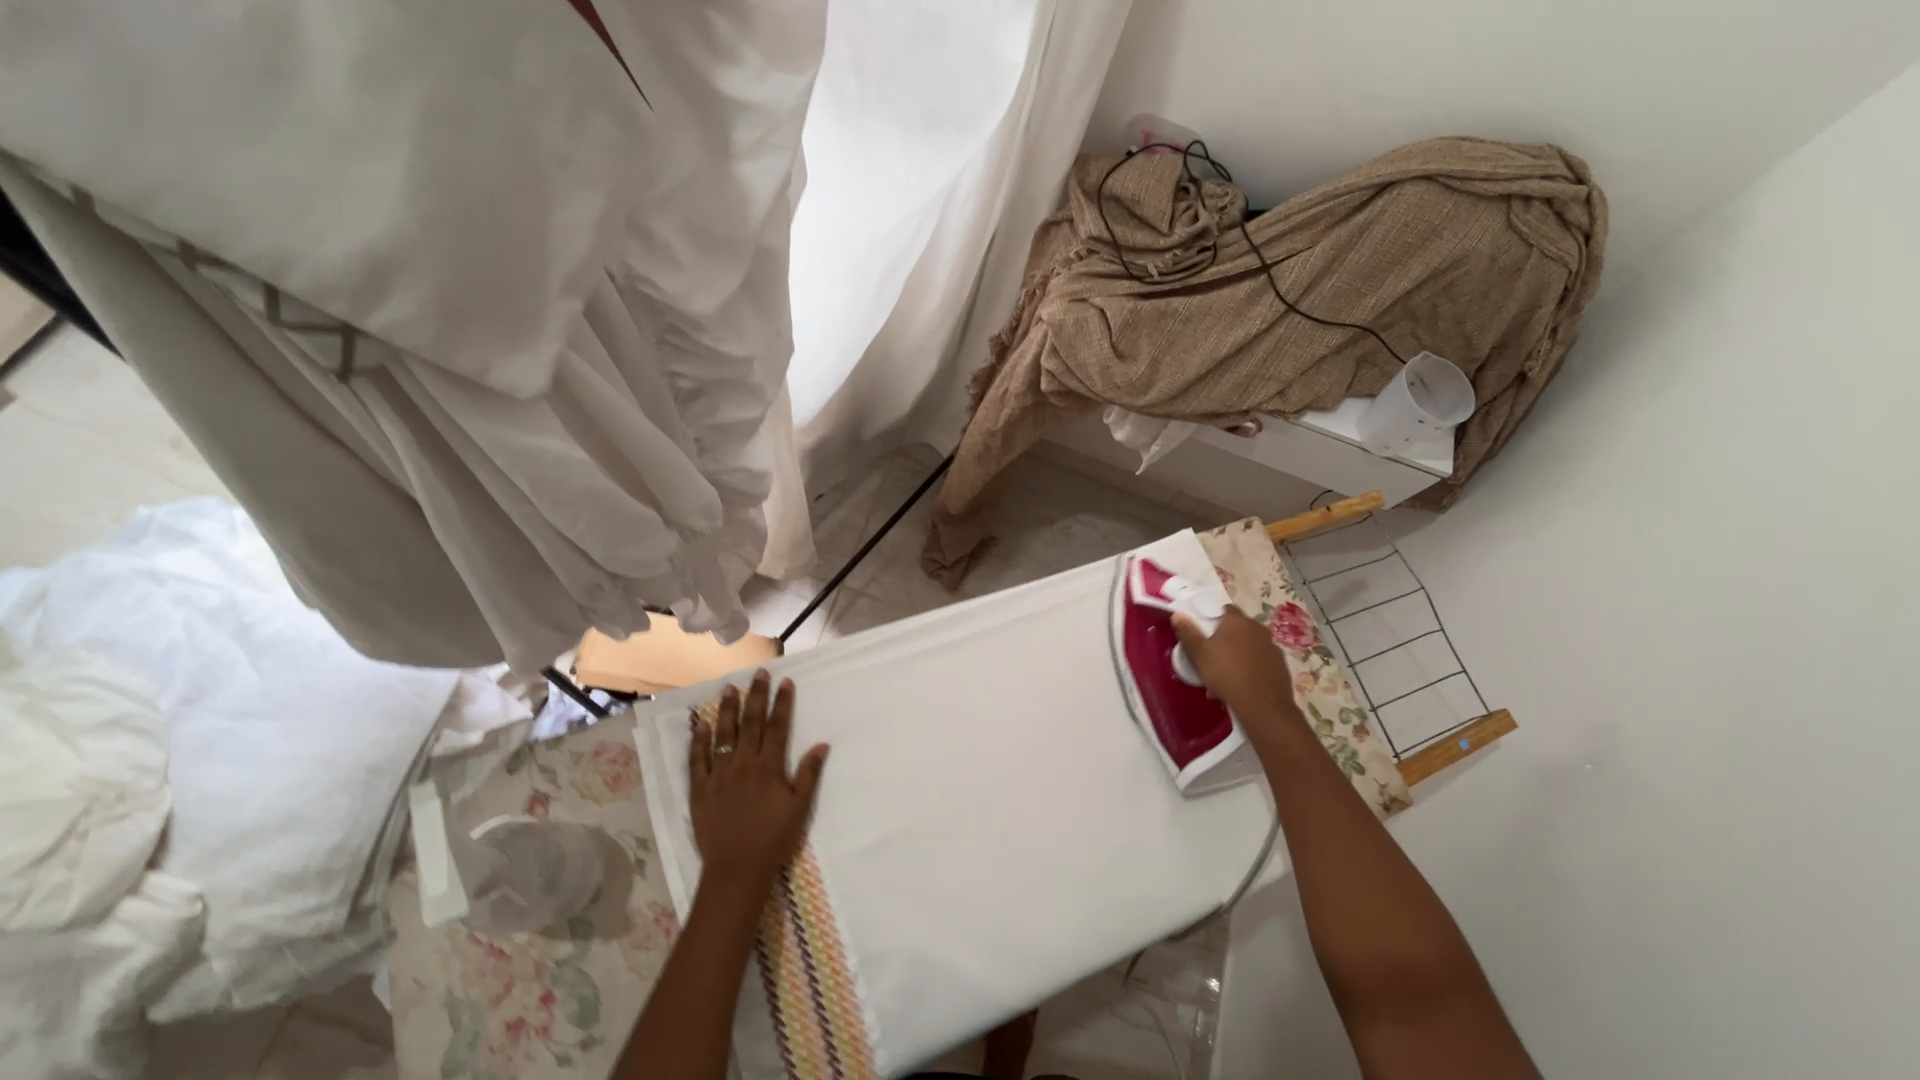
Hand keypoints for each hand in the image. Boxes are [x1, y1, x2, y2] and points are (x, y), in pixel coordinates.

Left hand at [688, 670, 828, 893]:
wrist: (737, 868)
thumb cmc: (774, 839)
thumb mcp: (800, 808)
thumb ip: (808, 774)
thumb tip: (821, 744)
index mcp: (769, 767)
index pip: (777, 727)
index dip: (782, 704)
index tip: (785, 682)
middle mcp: (744, 764)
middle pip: (751, 723)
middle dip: (756, 696)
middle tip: (758, 673)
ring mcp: (719, 774)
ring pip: (724, 734)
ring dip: (728, 710)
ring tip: (729, 688)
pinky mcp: (700, 788)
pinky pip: (698, 759)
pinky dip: (699, 740)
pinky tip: (701, 723)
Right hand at [1172, 608, 1307, 738]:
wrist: (1262, 704)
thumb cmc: (1226, 674)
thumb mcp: (1199, 654)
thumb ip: (1188, 633)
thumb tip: (1178, 614)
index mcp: (1237, 621)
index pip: (1225, 610)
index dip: (1214, 619)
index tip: (1205, 634)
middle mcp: (1257, 628)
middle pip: (1239, 627)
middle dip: (1227, 638)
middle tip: (1214, 656)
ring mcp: (1272, 646)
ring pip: (1251, 645)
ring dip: (1241, 653)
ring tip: (1228, 674)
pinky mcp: (1281, 664)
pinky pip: (1262, 660)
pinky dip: (1253, 666)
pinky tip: (1245, 682)